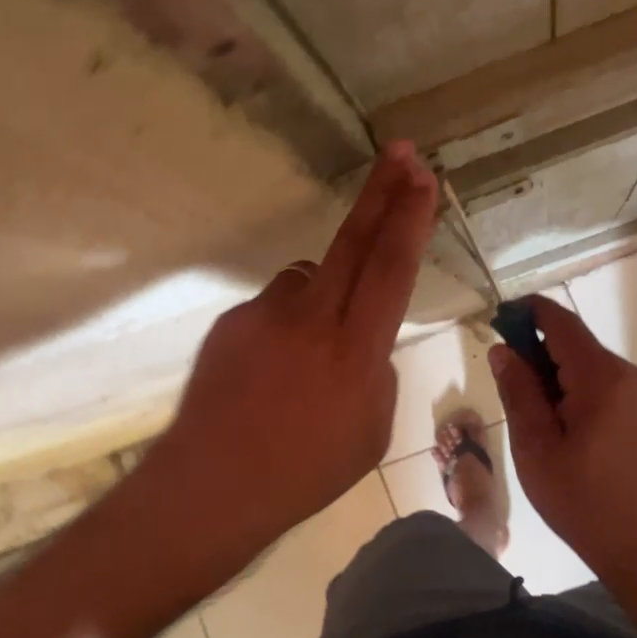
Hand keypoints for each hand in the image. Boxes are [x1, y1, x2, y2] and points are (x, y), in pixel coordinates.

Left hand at [144, 141, 439, 554]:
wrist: (213, 485)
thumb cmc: (305, 473)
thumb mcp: (371, 432)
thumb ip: (375, 373)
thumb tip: (362, 340)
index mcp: (355, 352)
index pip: (391, 269)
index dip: (410, 219)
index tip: (423, 177)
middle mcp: (311, 319)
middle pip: (353, 242)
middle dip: (383, 192)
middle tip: (401, 152)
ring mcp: (265, 315)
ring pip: (307, 278)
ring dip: (322, 294)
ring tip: (307, 354)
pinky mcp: (232, 321)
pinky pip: (272, 308)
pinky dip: (283, 327)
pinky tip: (268, 373)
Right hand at [490, 296, 636, 571]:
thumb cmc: (583, 500)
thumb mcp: (535, 447)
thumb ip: (518, 392)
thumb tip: (503, 350)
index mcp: (602, 378)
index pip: (561, 323)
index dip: (528, 313)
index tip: (498, 320)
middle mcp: (630, 376)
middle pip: (576, 346)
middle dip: (538, 353)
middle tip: (506, 383)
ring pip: (590, 368)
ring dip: (557, 377)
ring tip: (531, 416)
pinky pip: (606, 388)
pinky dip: (578, 393)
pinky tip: (561, 429)